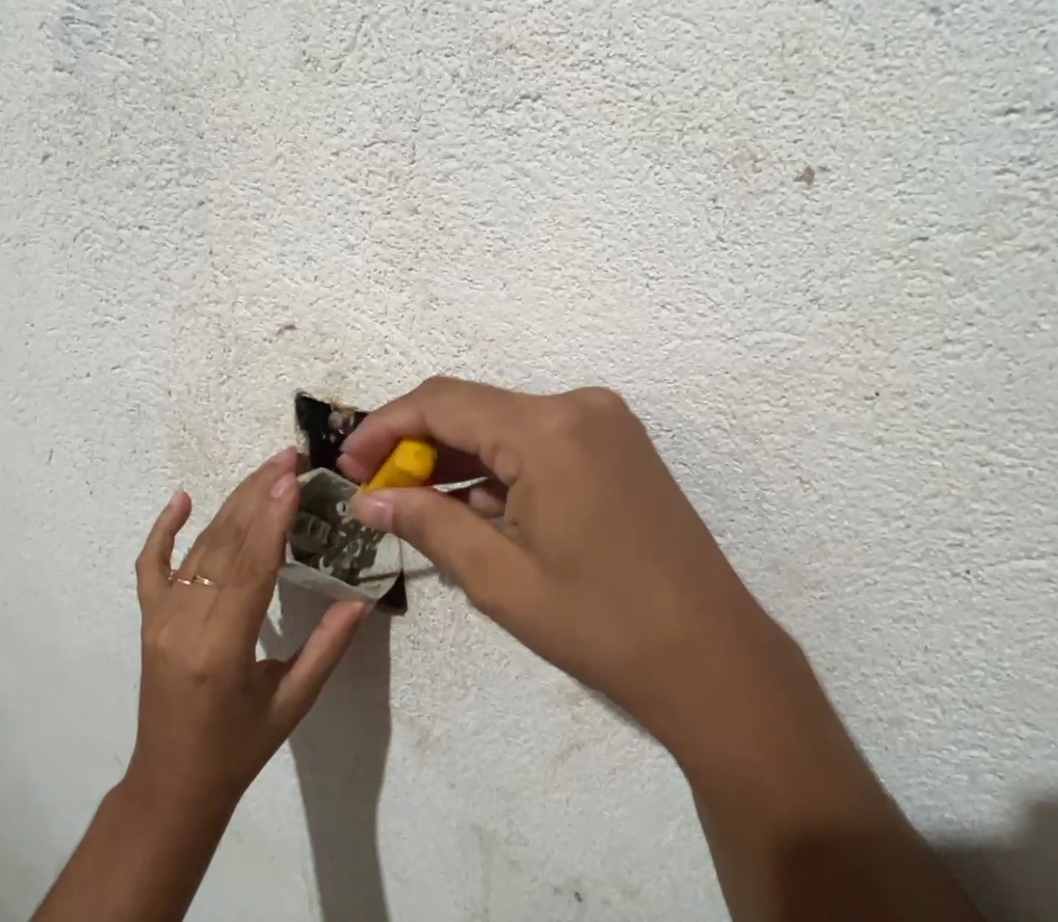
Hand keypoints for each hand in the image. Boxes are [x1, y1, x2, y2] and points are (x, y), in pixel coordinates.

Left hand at [32, 453, 371, 921]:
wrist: (173, 782)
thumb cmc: (239, 747)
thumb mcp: (292, 704)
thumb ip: (326, 649)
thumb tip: (360, 598)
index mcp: (222, 650)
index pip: (250, 570)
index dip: (272, 521)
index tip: (292, 479)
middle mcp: (184, 626)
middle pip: (224, 546)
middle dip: (257, 496)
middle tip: (287, 457)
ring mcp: (160, 619)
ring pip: (198, 548)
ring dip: (231, 504)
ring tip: (265, 470)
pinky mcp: (149, 619)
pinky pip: (150, 566)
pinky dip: (163, 530)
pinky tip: (182, 498)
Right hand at [336, 379, 787, 752]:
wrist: (710, 655)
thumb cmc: (599, 622)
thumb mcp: (497, 577)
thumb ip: (426, 523)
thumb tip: (368, 499)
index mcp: (549, 428)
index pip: (442, 402)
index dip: (384, 428)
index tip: (348, 467)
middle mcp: (580, 406)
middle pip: (474, 408)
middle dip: (418, 447)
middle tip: (375, 493)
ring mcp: (608, 424)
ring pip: (507, 426)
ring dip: (459, 461)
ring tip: (415, 508)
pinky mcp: (621, 447)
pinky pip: (542, 443)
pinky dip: (501, 469)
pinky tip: (475, 510)